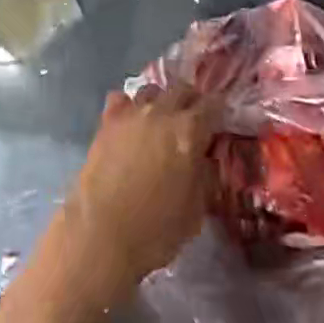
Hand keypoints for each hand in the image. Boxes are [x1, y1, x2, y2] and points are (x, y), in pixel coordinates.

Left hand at [62, 84, 221, 286]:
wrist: (104, 233)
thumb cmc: (157, 229)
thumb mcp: (196, 209)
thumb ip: (204, 176)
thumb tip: (204, 159)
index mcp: (189, 131)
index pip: (211, 105)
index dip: (218, 108)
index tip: (219, 116)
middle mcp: (161, 113)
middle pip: (181, 90)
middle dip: (191, 100)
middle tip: (193, 116)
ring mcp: (131, 113)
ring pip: (151, 90)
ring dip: (161, 100)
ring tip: (161, 118)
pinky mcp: (106, 121)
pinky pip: (121, 99)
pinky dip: (129, 105)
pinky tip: (130, 121)